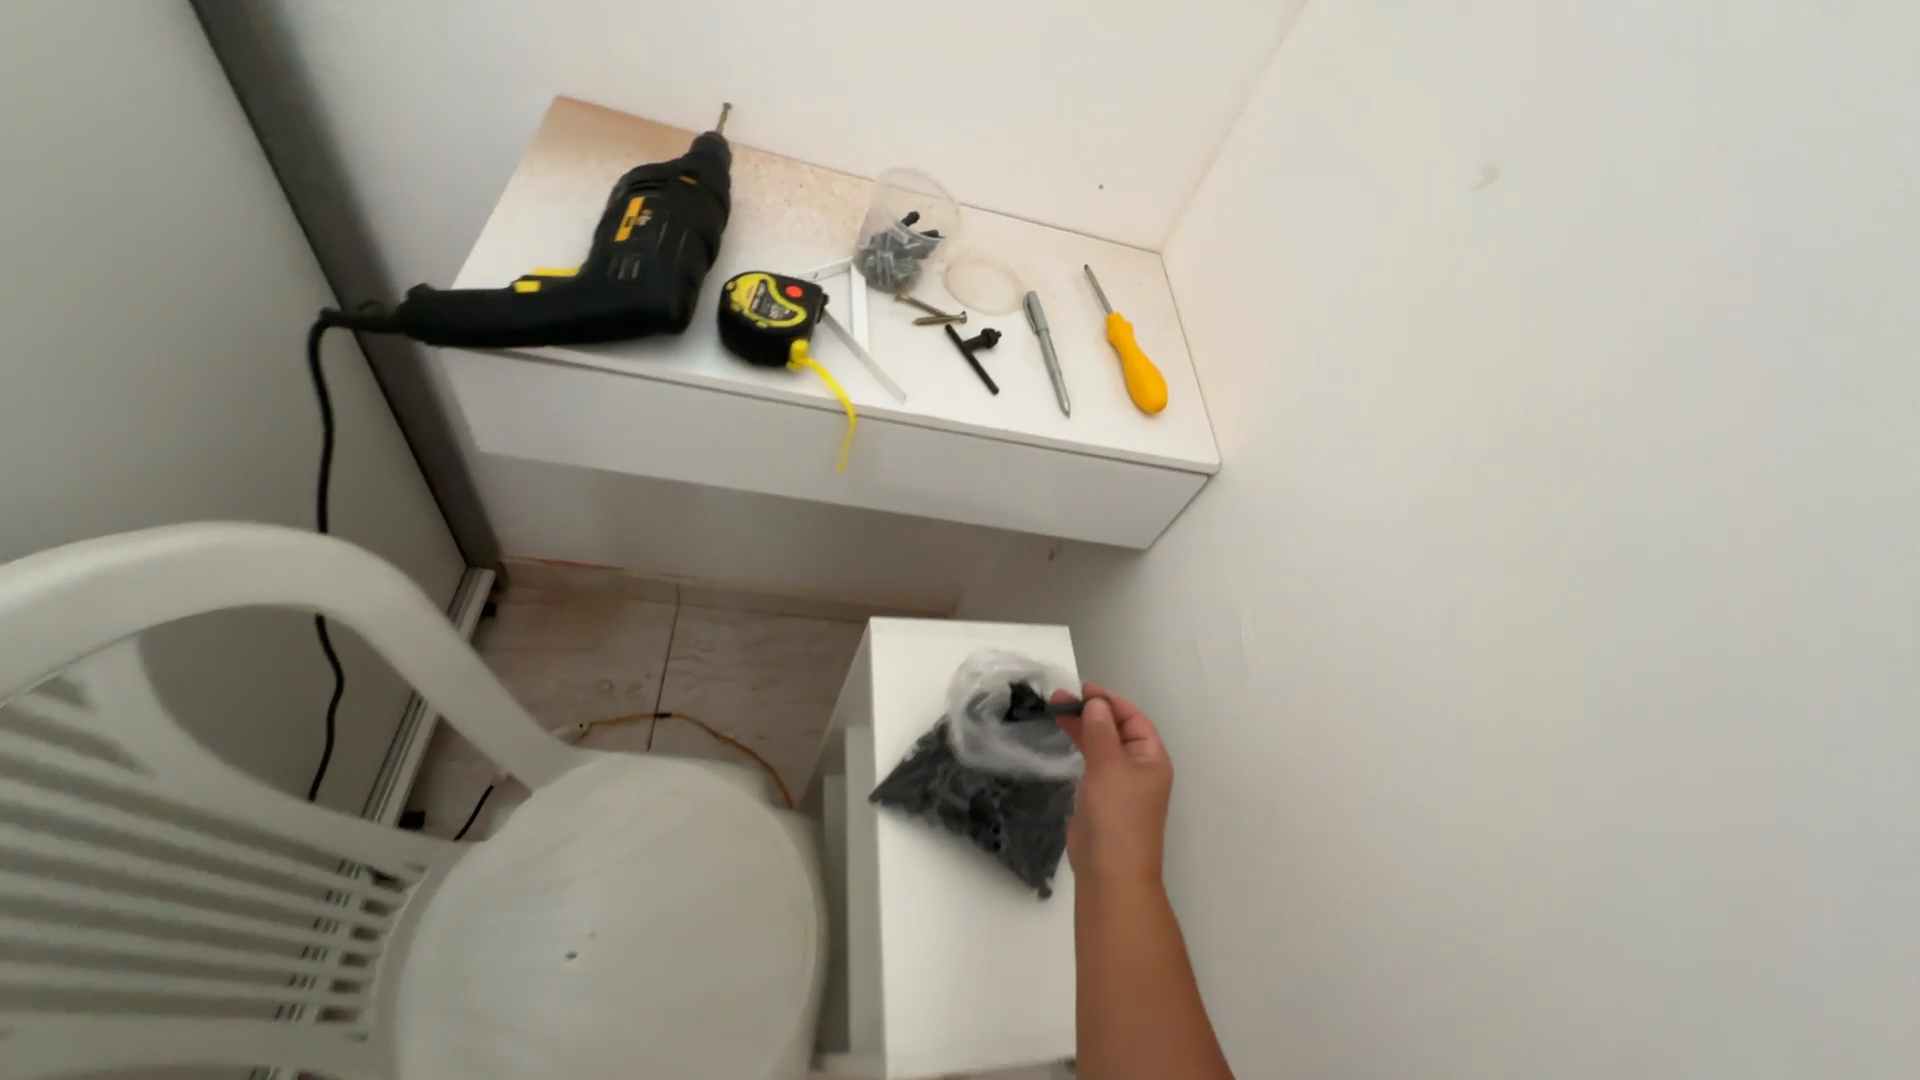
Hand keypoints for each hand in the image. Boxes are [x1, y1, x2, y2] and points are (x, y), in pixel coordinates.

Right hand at [1054, 683, 1172, 887]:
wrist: (1110, 871)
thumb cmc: (1116, 815)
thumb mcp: (1108, 767)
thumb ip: (1100, 732)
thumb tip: (1097, 704)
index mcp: (1151, 759)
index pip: (1133, 719)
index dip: (1109, 701)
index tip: (1083, 689)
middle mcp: (1139, 768)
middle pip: (1116, 730)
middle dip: (1091, 712)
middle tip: (1060, 698)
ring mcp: (1121, 785)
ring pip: (1102, 746)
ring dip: (1082, 728)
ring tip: (1056, 710)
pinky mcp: (1103, 799)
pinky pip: (1093, 765)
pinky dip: (1080, 749)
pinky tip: (1066, 739)